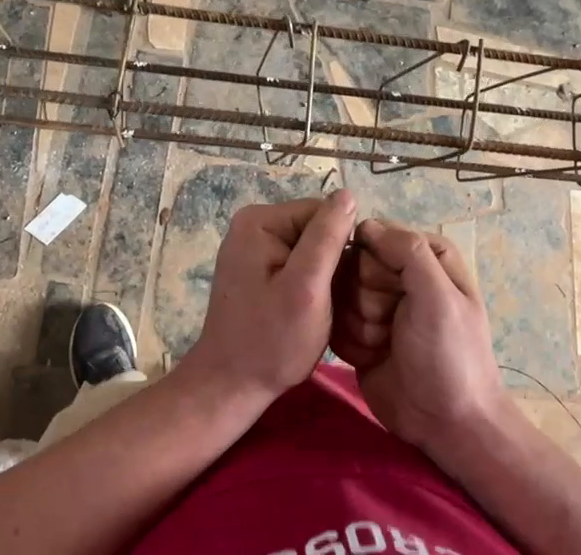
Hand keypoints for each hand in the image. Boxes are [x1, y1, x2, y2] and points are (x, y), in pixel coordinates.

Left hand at [177, 189, 357, 403]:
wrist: (232, 385)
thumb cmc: (271, 341)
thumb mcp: (306, 288)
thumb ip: (327, 239)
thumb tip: (348, 194)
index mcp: (259, 221)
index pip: (322, 213)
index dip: (342, 246)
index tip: (345, 284)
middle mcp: (253, 225)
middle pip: (316, 229)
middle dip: (333, 263)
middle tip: (335, 302)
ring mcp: (254, 248)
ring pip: (312, 249)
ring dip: (325, 277)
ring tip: (323, 309)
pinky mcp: (258, 270)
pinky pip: (298, 265)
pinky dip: (311, 286)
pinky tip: (310, 311)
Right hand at [330, 219, 506, 453]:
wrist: (446, 423)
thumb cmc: (450, 355)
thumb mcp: (438, 297)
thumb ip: (407, 252)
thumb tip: (365, 225)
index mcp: (426, 255)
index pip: (373, 237)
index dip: (375, 265)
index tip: (395, 293)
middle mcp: (400, 274)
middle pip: (352, 265)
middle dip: (366, 299)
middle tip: (392, 325)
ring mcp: (378, 305)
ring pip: (338, 294)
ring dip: (358, 324)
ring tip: (384, 345)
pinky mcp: (359, 333)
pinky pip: (333, 322)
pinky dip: (350, 342)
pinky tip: (371, 358)